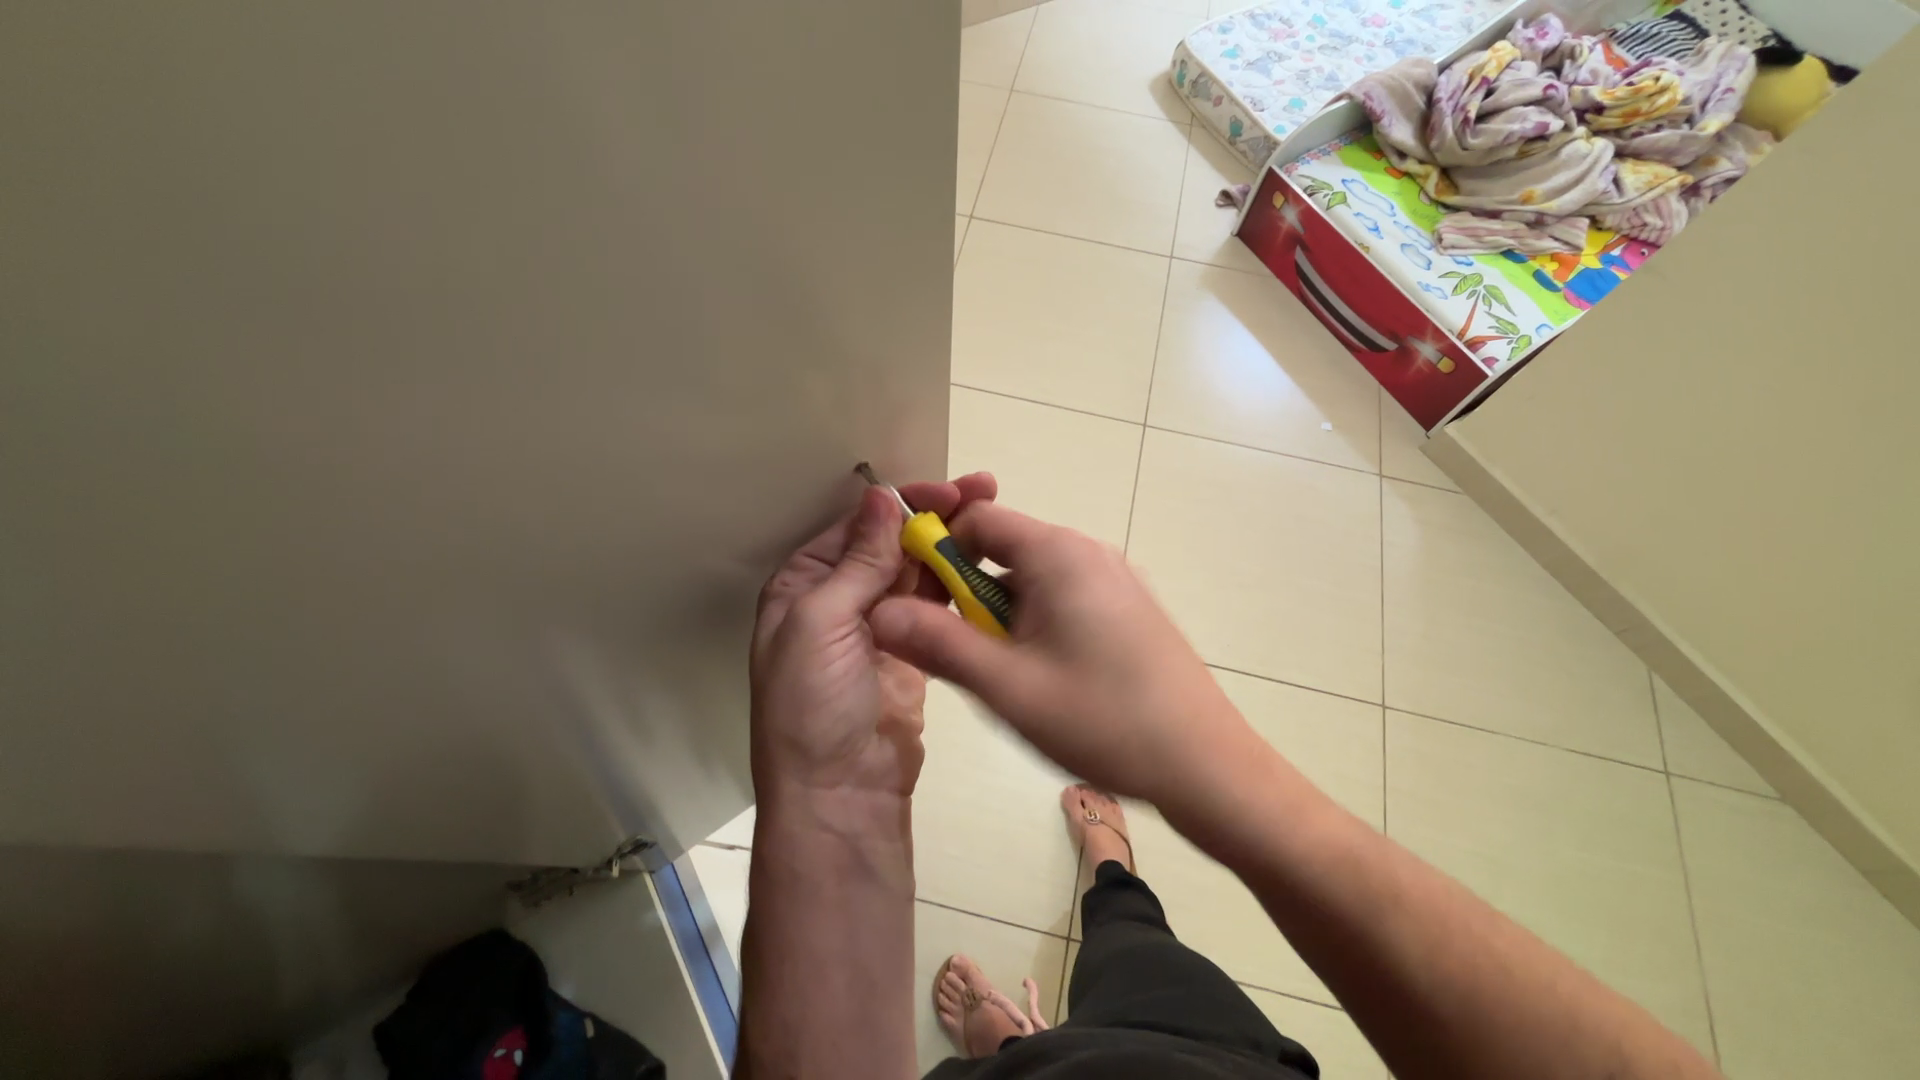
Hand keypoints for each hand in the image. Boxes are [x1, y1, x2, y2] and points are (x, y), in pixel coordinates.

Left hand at [749, 473, 998, 805]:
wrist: (840, 792)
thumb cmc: (813, 703)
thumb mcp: (821, 623)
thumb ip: (858, 562)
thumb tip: (879, 496)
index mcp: (805, 583)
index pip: (859, 526)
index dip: (902, 503)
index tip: (950, 490)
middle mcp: (840, 598)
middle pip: (892, 544)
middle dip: (935, 518)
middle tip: (985, 491)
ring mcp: (880, 626)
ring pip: (918, 573)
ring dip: (951, 547)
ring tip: (995, 521)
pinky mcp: (913, 652)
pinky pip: (937, 610)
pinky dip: (959, 588)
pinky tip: (987, 568)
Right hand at [868, 498, 1259, 810]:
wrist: (1206, 765)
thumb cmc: (1103, 719)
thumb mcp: (1007, 687)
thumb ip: (938, 643)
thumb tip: (877, 611)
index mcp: (1059, 553)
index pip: (977, 519)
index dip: (937, 552)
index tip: (916, 603)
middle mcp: (1089, 552)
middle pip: (1004, 548)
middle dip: (967, 592)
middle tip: (956, 651)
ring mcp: (1117, 581)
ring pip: (1034, 580)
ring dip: (1001, 615)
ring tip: (1001, 675)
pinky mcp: (1132, 611)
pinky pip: (1065, 599)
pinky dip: (1037, 625)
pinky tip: (1044, 679)